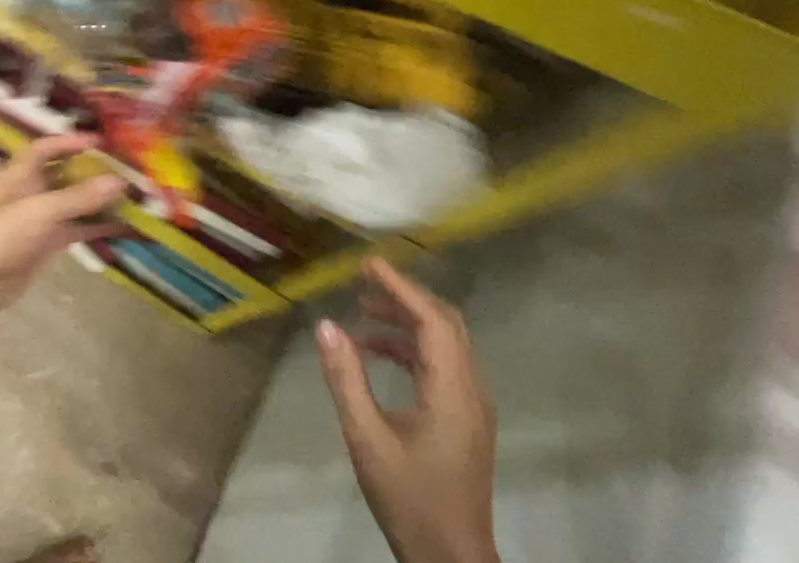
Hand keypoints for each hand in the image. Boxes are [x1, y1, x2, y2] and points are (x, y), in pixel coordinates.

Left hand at [0, 134, 128, 316]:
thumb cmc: (1, 235)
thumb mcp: (41, 211)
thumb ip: (79, 197)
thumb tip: (119, 182)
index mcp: (20, 174)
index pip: (45, 148)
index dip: (69, 142)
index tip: (102, 143)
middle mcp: (31, 191)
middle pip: (65, 174)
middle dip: (93, 172)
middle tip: (127, 171)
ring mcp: (39, 219)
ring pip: (75, 203)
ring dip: (100, 200)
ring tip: (135, 199)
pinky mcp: (47, 243)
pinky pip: (77, 228)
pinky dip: (98, 226)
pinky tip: (125, 227)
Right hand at [316, 258, 498, 562]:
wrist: (450, 555)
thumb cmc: (408, 495)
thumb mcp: (366, 437)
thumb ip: (346, 379)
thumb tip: (326, 325)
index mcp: (453, 393)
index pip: (433, 322)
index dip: (401, 288)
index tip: (368, 264)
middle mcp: (472, 392)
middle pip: (447, 326)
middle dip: (406, 298)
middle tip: (364, 281)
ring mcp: (473, 407)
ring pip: (447, 345)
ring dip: (408, 322)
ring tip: (362, 313)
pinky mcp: (465, 420)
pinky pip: (443, 367)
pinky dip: (411, 348)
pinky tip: (376, 354)